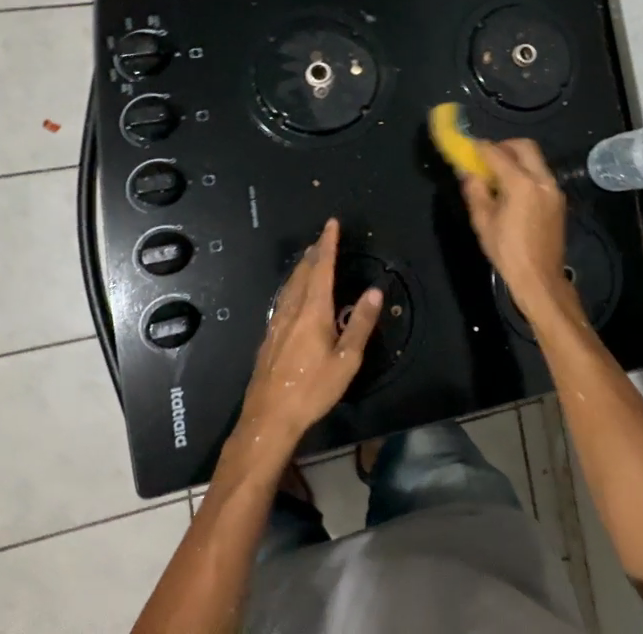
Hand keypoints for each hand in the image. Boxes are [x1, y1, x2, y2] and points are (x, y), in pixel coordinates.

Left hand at [241, 219, 381, 438]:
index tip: (331, 225)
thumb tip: (374, 291)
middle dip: (314, 253)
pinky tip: (294, 296)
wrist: (269, 418)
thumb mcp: (347, 360)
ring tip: (311, 259)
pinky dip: (293, 287)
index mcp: (313, 312)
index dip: (328, 245)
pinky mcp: (269, 339)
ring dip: (302, 269)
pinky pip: (283, 301)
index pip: (322, 270)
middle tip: (323, 238)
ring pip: (289, 287)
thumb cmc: (313, 389)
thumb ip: (360, 324)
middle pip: (302, 274)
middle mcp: (292, 312)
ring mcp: (276, 325)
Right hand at [461, 139, 577, 323]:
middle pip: (524, 146)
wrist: (540, 277)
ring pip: (535, 160)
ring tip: (498, 174)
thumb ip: (475, 190)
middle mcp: (543, 180)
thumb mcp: (483, 221)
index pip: (498, 154)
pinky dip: (526, 172)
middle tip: (486, 157)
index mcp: (522, 184)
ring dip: (516, 159)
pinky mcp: (559, 199)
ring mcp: (554, 189)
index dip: (481, 148)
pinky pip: (541, 174)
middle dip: (504, 146)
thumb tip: (467, 171)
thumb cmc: (507, 252)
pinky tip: (513, 189)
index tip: (469, 146)